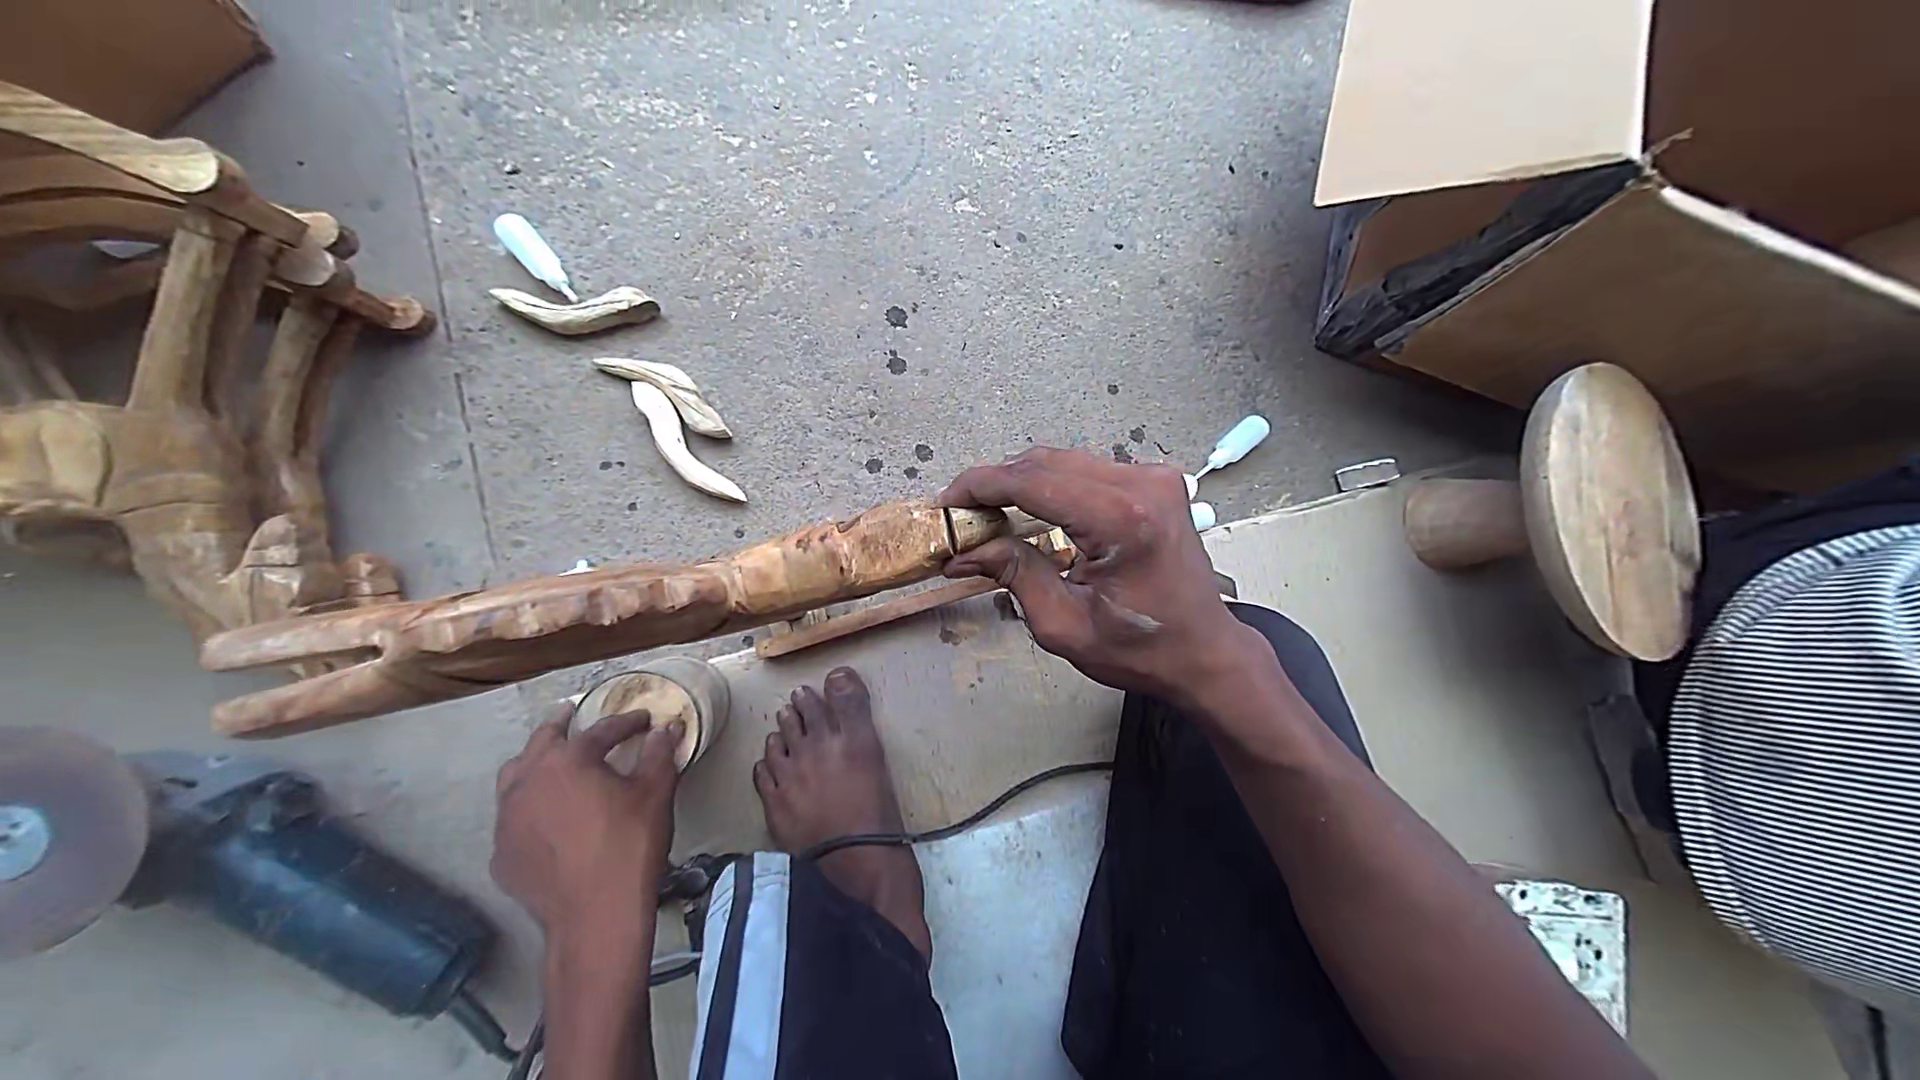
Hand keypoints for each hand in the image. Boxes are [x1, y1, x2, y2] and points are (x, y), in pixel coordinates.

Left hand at [491, 703, 681, 941]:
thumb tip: (667, 728)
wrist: (595, 915)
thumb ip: (660, 754)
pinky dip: (529, 805)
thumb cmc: (630, 845)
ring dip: (536, 762)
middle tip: (577, 717)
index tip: (644, 720)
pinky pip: (512, 816)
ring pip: (515, 776)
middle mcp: (527, 782)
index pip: (600, 730)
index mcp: (567, 761)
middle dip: (563, 726)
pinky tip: (547, 815)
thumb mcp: (655, 792)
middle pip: (542, 742)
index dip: (626, 722)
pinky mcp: (501, 854)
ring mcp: (507, 820)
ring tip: (554, 761)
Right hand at [939, 447, 1274, 716]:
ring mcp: (1154, 478)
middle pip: (1046, 462)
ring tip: (989, 512)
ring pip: (1064, 461)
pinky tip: (1029, 508)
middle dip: (996, 482)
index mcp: (1123, 520)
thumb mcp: (1065, 626)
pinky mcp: (1155, 482)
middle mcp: (1143, 486)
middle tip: (963, 513)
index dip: (981, 485)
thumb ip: (1015, 576)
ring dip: (1021, 481)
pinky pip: (1087, 470)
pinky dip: (1050, 484)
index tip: (948, 501)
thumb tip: (968, 552)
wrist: (1205, 652)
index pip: (1034, 481)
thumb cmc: (1143, 650)